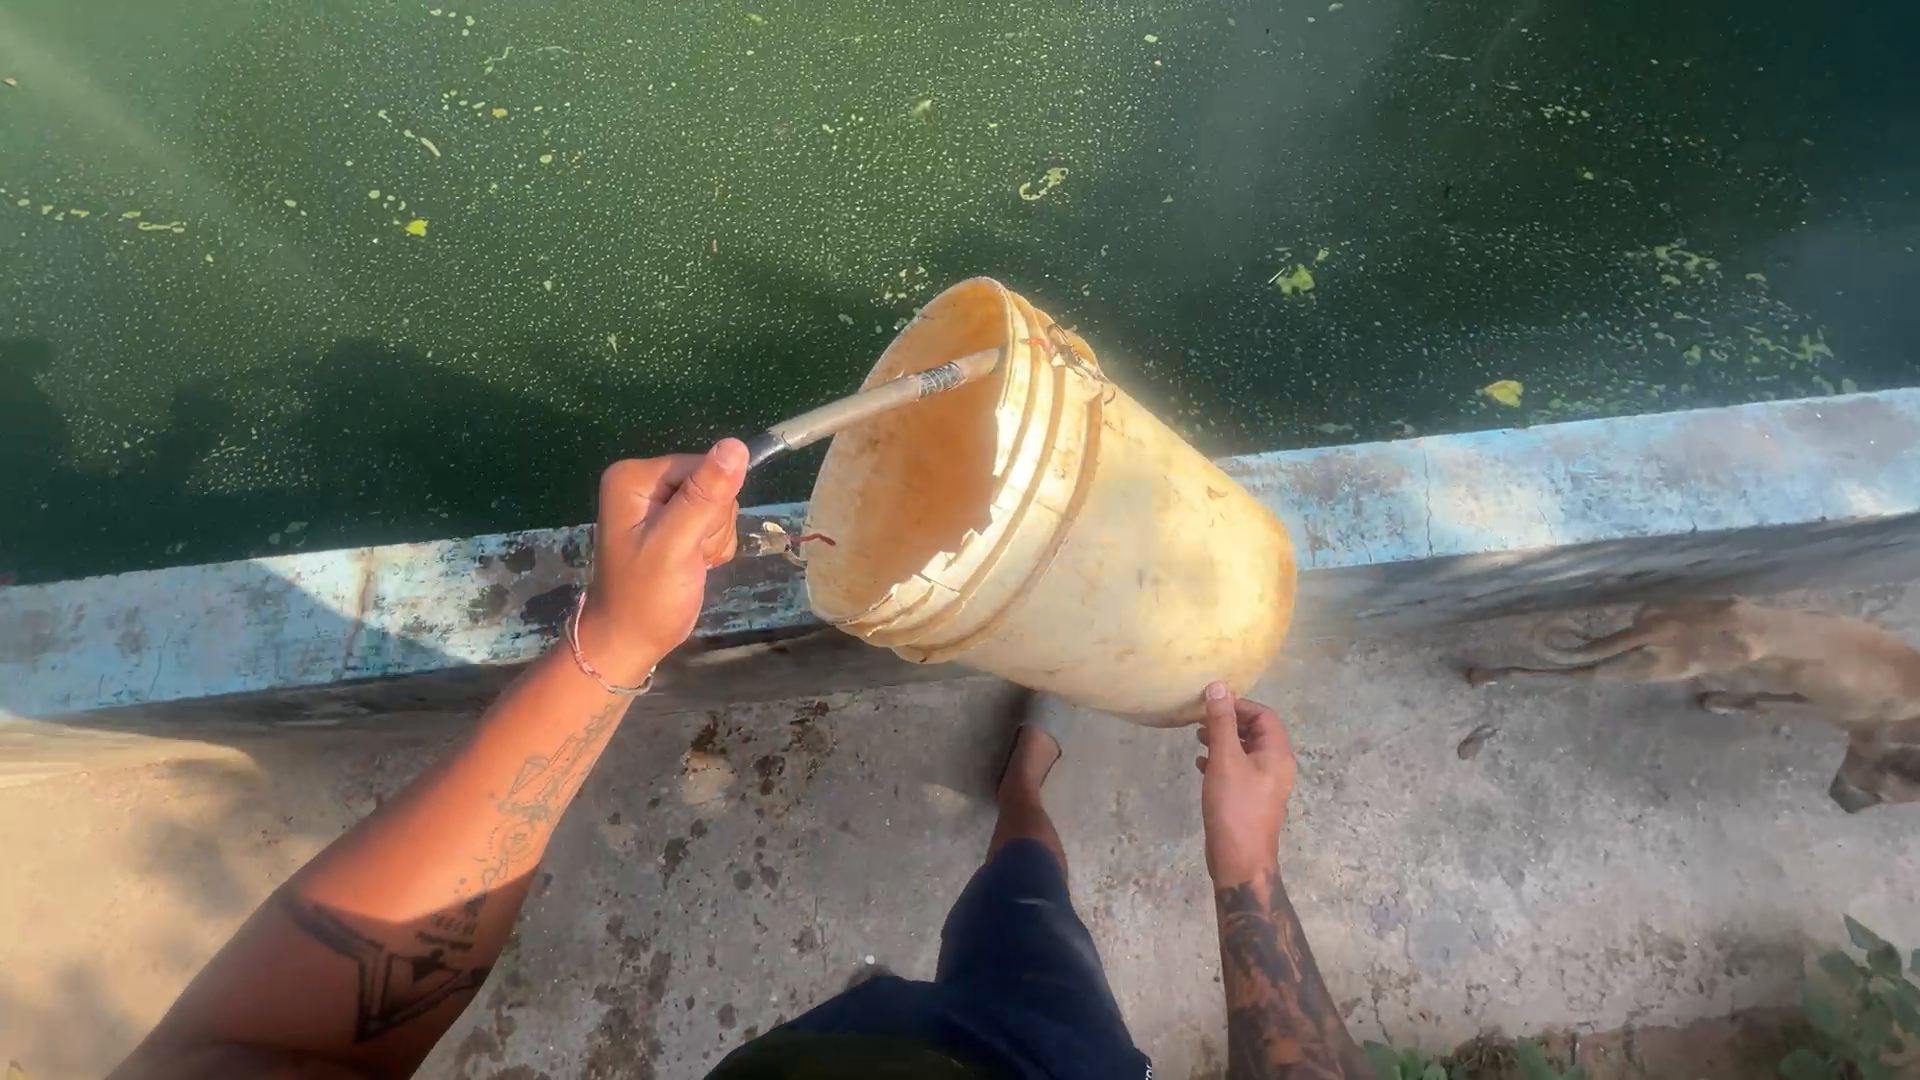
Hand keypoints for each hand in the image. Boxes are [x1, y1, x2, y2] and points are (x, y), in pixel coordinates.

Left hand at [573, 439, 746, 682]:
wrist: (631, 640)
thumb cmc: (646, 596)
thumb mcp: (675, 544)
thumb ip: (705, 496)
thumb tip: (736, 445)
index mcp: (635, 477)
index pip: (703, 465)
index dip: (710, 503)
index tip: (690, 538)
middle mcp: (646, 482)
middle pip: (713, 483)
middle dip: (712, 523)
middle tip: (689, 554)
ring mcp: (661, 503)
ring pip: (720, 504)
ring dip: (714, 537)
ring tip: (690, 561)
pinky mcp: (676, 523)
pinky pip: (717, 521)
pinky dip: (714, 546)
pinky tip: (696, 563)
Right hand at [1194, 681, 1295, 886]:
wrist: (1239, 859)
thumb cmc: (1234, 804)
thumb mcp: (1225, 758)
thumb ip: (1221, 722)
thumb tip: (1219, 687)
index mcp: (1277, 754)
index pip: (1264, 715)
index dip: (1239, 705)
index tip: (1210, 706)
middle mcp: (1276, 766)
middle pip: (1256, 731)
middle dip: (1228, 722)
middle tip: (1201, 721)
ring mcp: (1265, 784)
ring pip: (1245, 750)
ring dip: (1222, 740)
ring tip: (1197, 739)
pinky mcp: (1251, 798)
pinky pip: (1238, 769)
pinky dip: (1221, 761)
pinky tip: (1201, 765)